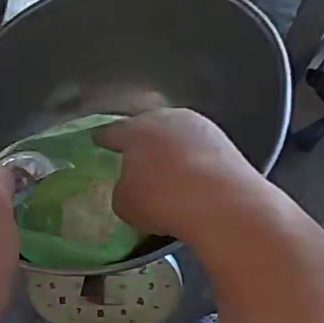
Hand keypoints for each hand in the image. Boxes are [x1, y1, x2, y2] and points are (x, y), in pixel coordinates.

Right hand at [98, 109, 273, 243]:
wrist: (221, 203)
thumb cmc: (162, 200)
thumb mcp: (125, 203)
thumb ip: (122, 189)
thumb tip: (131, 186)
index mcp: (135, 130)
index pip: (111, 132)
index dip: (103, 138)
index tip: (99, 141)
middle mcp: (166, 119)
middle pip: (148, 127)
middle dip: (141, 141)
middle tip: (136, 158)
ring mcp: (199, 127)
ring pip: (176, 135)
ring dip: (170, 149)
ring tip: (167, 170)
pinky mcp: (224, 142)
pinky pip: (198, 149)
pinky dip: (192, 160)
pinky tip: (191, 177)